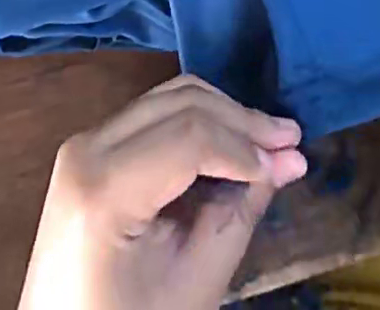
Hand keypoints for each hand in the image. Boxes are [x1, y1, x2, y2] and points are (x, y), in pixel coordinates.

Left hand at [18, 75, 306, 309]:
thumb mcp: (192, 283)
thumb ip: (241, 211)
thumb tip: (293, 159)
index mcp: (102, 188)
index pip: (190, 136)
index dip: (244, 144)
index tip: (287, 161)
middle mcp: (88, 146)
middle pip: (182, 102)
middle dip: (241, 119)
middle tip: (290, 138)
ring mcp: (86, 139)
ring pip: (171, 95)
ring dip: (224, 113)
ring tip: (268, 139)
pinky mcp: (93, 142)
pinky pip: (156, 110)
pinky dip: (199, 119)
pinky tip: (230, 141)